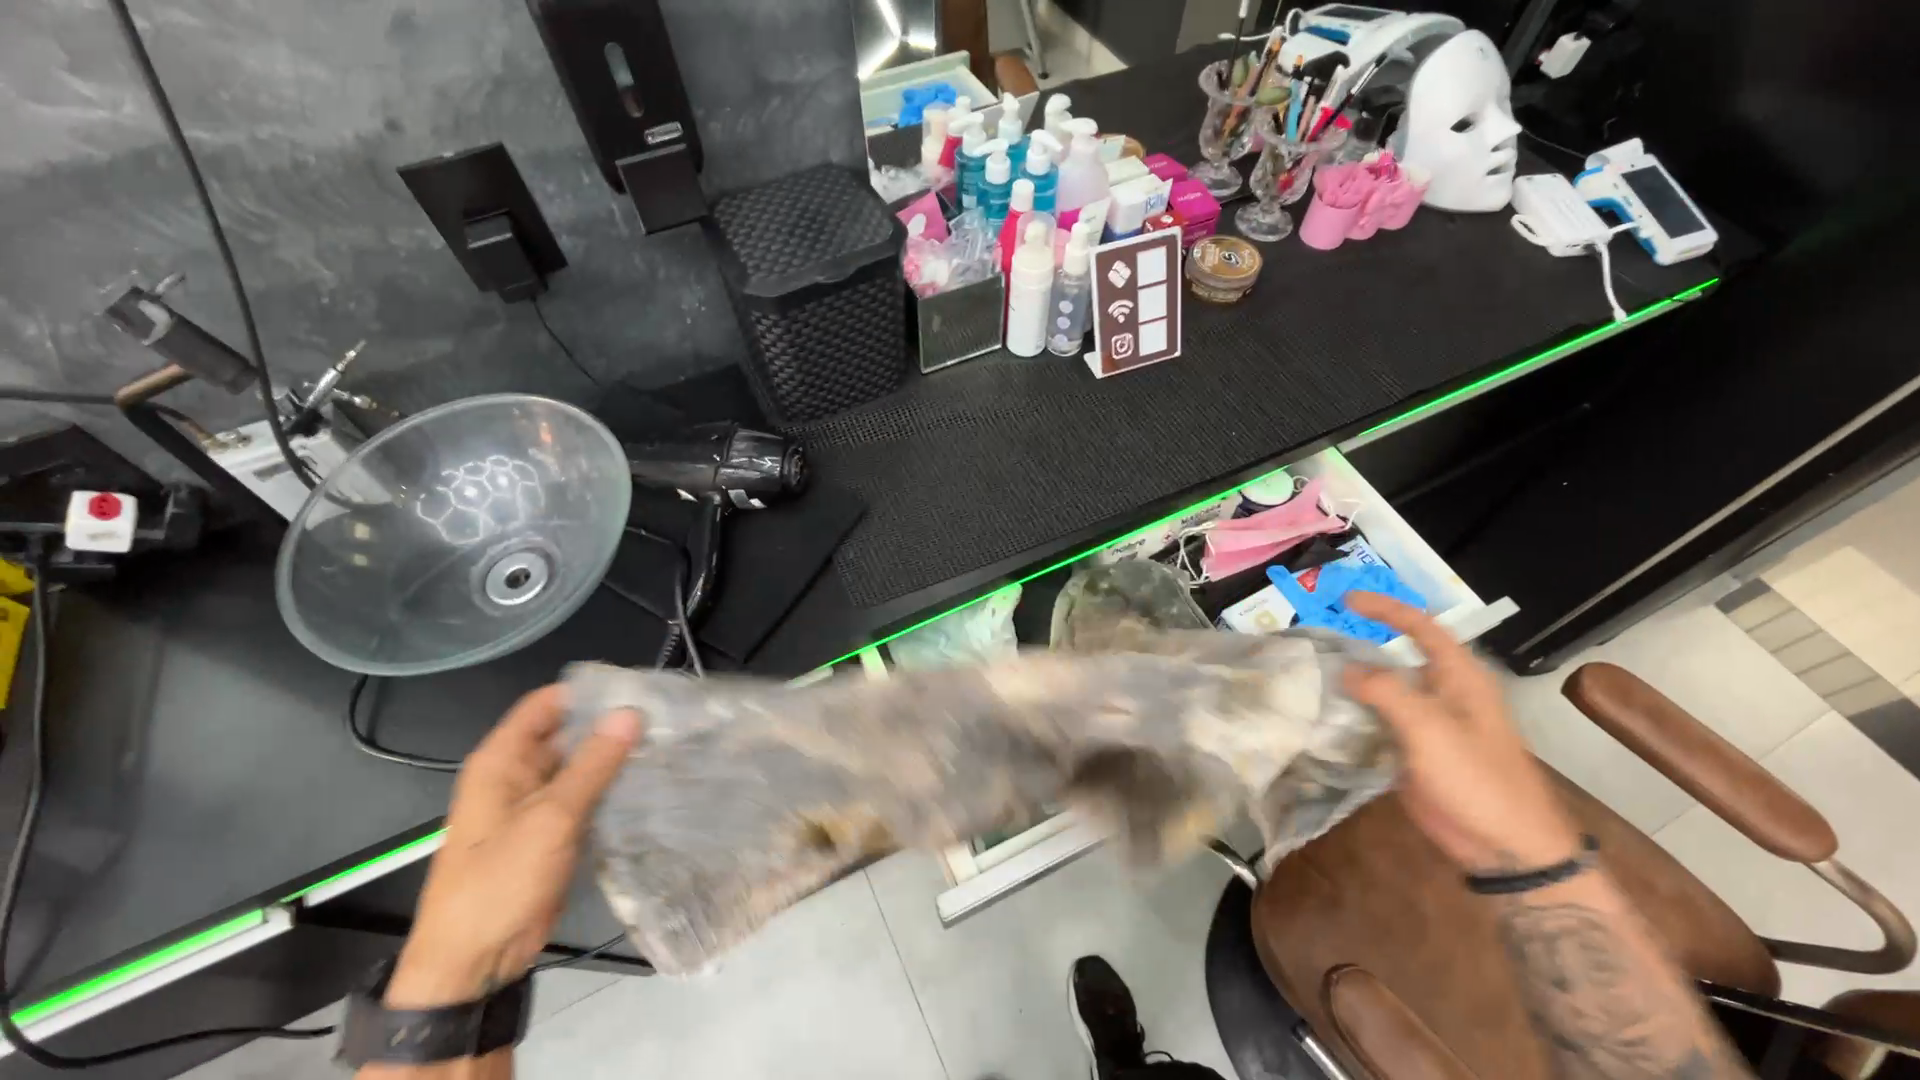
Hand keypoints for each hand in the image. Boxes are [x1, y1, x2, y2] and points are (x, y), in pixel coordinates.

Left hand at [386, 686, 642, 1007]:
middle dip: (609, 725)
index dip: (587, 691)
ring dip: (615, 759)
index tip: (637, 687)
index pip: (546, 704)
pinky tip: (650, 786)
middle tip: (665, 717)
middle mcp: (516, 777)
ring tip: (666, 745)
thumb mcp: (550, 819)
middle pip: (566, 734)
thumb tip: (630, 713)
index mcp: (501, 762)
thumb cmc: (500, 883)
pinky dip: (612, 790)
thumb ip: (593, 765)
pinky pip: (585, 799)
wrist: (473, 962)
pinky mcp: (552, 835)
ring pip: (580, 768)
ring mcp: (534, 807)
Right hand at [1341, 592, 1581, 874]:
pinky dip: (1352, 719)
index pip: (1421, 628)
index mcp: (1460, 678)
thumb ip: (1386, 691)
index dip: (1386, 610)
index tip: (1346, 600)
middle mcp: (1443, 694)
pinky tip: (1323, 718)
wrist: (1506, 846)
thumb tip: (1347, 667)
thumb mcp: (1430, 728)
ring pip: (1384, 693)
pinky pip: (1378, 726)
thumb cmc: (1478, 779)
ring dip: (1352, 684)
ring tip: (1310, 675)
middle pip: (1398, 658)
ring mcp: (1428, 726)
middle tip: (1318, 639)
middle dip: (1361, 646)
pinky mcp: (1414, 754)